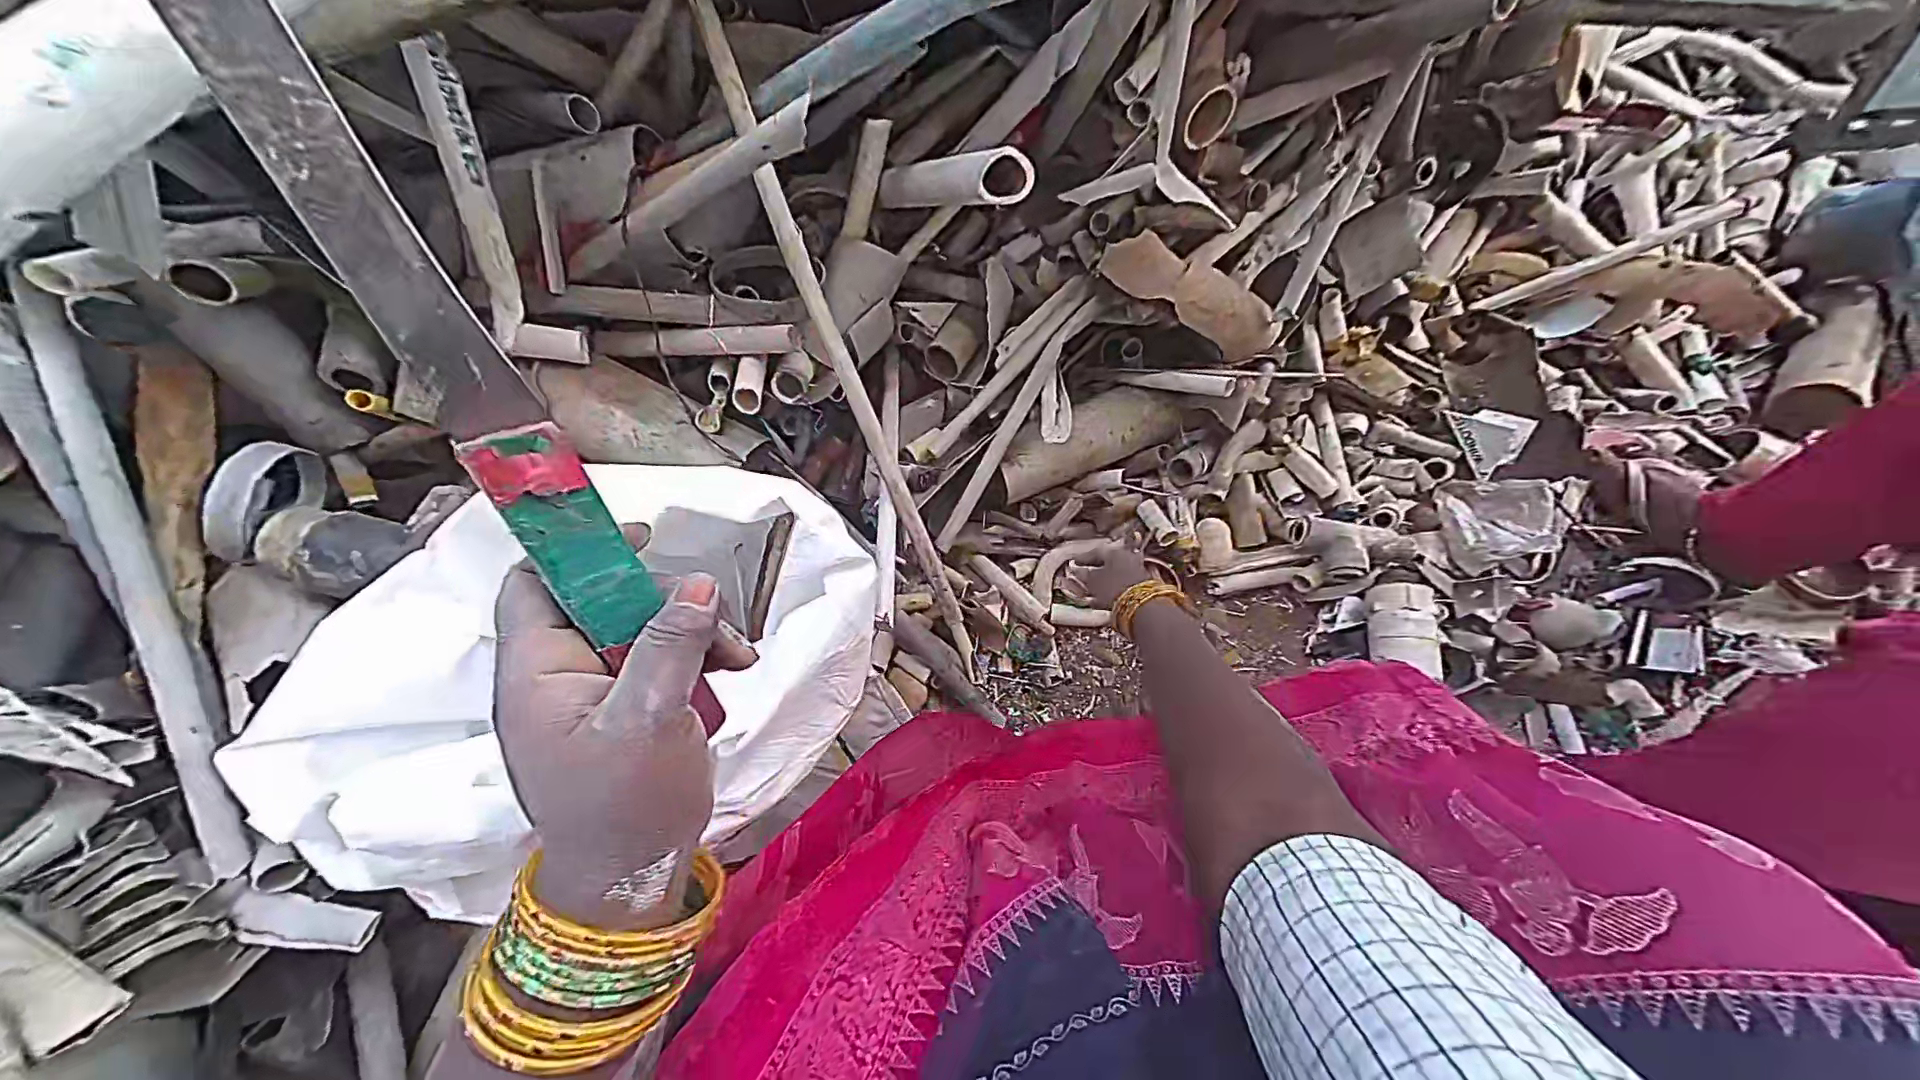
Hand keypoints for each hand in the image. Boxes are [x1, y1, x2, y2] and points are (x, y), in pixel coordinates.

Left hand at [493, 524, 755, 927]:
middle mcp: (564, 673)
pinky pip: (666, 655)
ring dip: (695, 630)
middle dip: (667, 603)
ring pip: (647, 625)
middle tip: (712, 620)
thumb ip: (669, 647)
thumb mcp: (647, 722)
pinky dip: (700, 654)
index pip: (538, 585)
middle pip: (609, 600)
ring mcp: (602, 688)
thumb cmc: (624, 810)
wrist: (636, 875)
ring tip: (735, 657)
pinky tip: (731, 668)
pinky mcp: (634, 702)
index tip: (639, 539)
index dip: (581, 553)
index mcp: (539, 672)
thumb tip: (698, 584)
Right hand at [1075, 541, 1156, 609]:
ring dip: (1104, 579)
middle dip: (1095, 568)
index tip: (1073, 563)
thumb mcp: (1094, 581)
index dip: (1082, 559)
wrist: (1142, 605)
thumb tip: (1076, 570)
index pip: (1094, 552)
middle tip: (1083, 575)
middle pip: (1107, 561)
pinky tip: (1104, 596)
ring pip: (1115, 572)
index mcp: (1114, 551)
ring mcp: (1137, 570)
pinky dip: (1112, 586)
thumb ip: (1084, 575)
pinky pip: (1122, 582)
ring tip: (1092, 588)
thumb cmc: (1114, 588)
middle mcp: (1128, 556)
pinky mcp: (1142, 584)